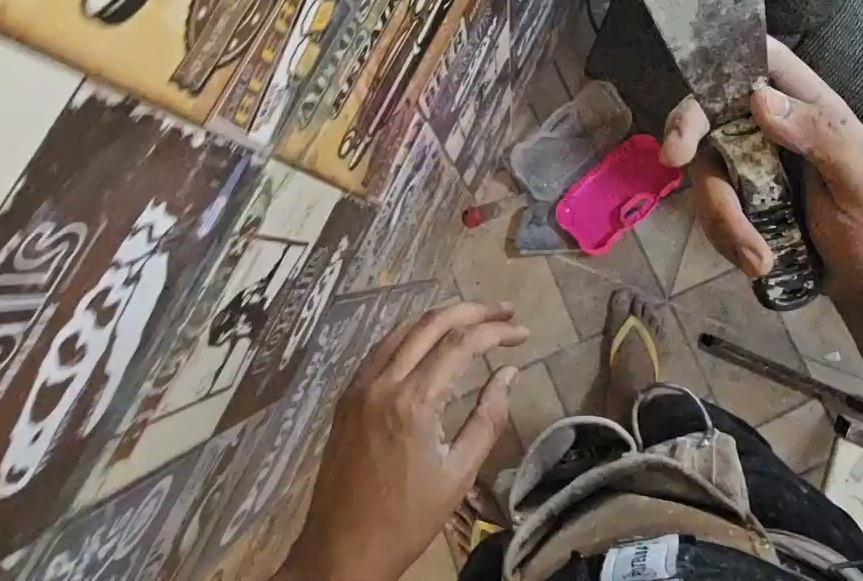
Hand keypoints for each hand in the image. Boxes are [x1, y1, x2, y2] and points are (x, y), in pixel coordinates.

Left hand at [278, 301, 528, 580]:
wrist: (340, 552)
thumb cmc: (406, 520)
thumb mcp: (458, 474)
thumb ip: (488, 417)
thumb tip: (510, 372)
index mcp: (413, 402)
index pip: (461, 344)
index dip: (496, 331)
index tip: (522, 332)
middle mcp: (383, 382)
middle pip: (432, 323)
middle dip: (473, 310)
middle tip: (505, 310)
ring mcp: (360, 385)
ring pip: (404, 328)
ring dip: (442, 316)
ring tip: (475, 316)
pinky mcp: (347, 395)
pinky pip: (383, 348)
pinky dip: (412, 333)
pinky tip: (430, 339)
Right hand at [660, 36, 862, 302]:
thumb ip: (821, 139)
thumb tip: (761, 101)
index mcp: (808, 106)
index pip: (765, 60)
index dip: (729, 55)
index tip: (703, 84)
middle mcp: (769, 127)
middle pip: (711, 108)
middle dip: (686, 132)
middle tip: (675, 158)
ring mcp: (746, 163)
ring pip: (704, 168)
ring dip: (721, 216)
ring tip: (760, 260)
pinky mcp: (734, 200)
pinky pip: (708, 208)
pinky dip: (724, 238)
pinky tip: (757, 263)